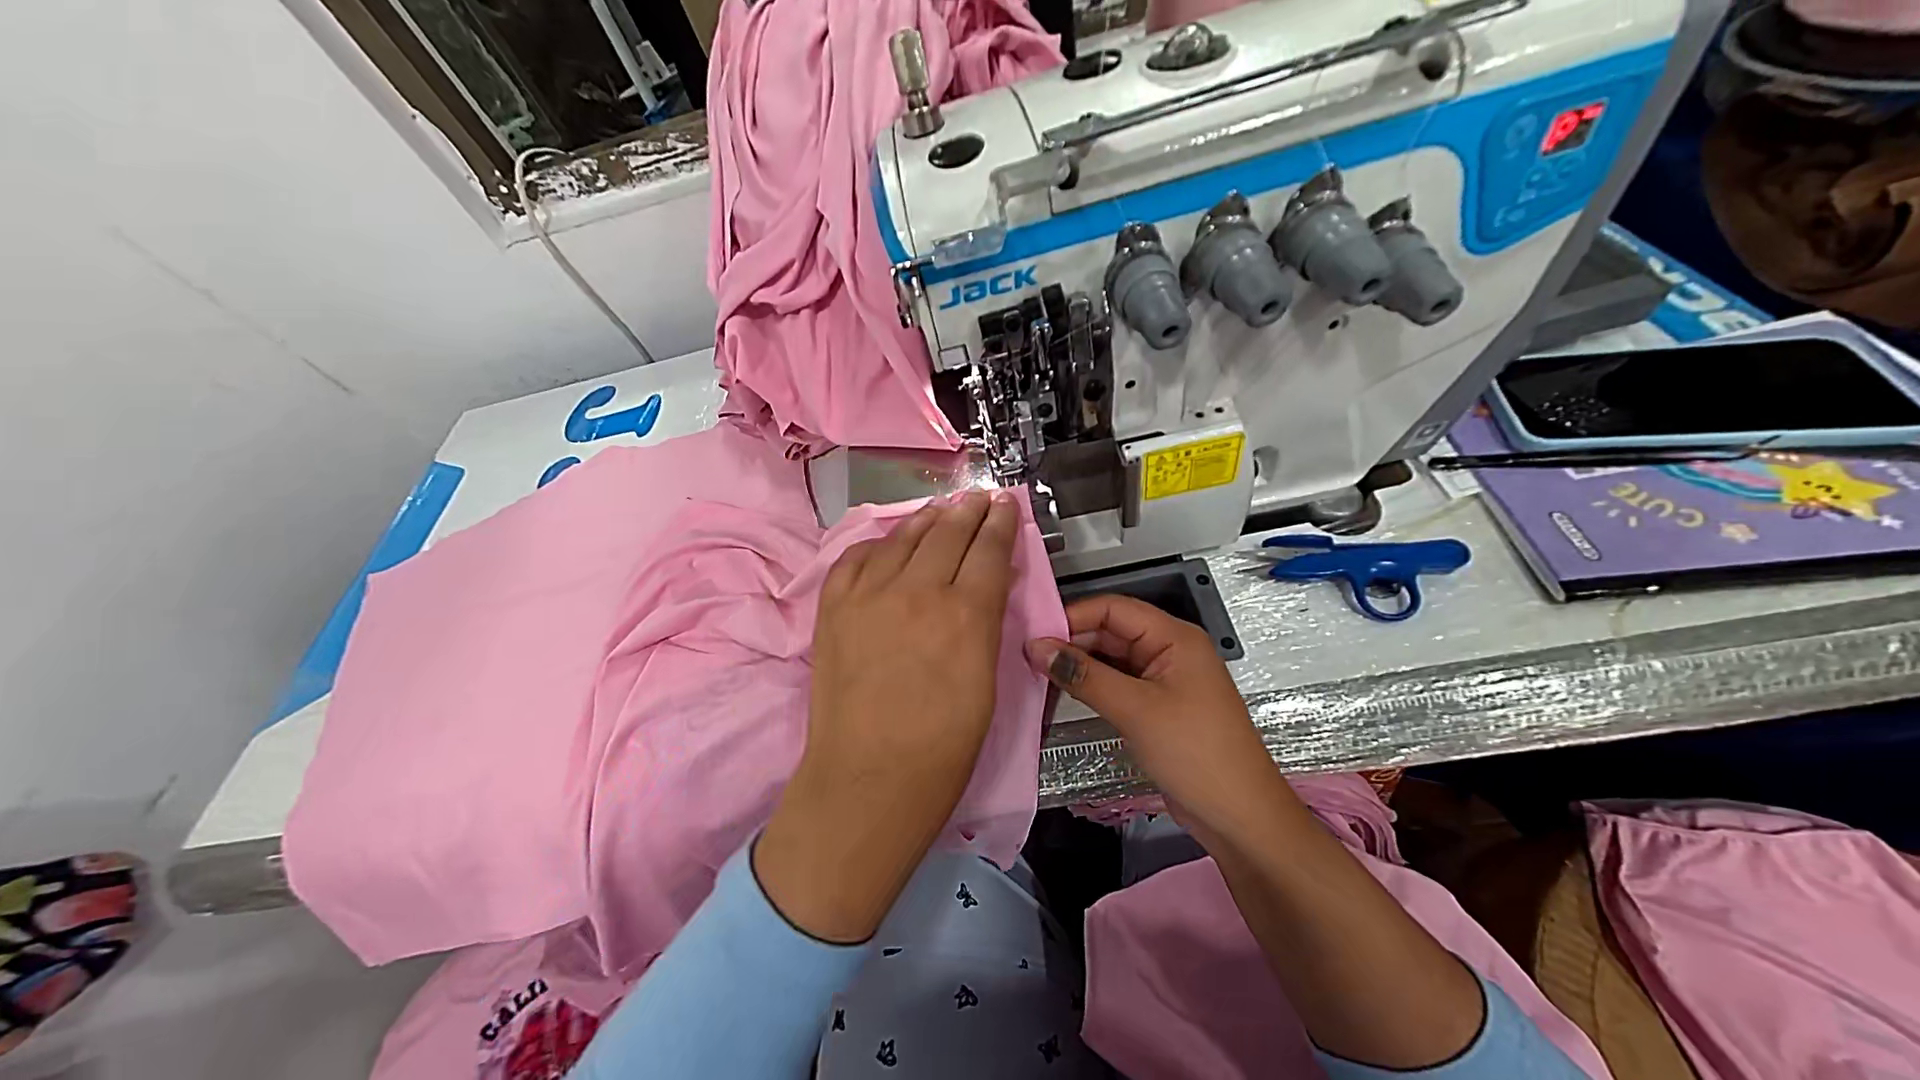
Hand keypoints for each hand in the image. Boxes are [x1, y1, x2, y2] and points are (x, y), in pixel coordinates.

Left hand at [756, 489, 1020, 941]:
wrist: (867, 780)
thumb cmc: (942, 749)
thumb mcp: (986, 684)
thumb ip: (987, 625)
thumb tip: (989, 585)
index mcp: (965, 615)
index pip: (988, 550)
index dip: (1000, 524)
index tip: (1004, 506)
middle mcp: (917, 592)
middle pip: (947, 533)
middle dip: (968, 511)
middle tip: (977, 499)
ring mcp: (869, 596)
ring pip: (902, 538)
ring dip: (926, 519)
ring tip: (940, 509)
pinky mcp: (833, 608)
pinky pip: (855, 558)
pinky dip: (876, 545)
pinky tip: (887, 543)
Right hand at [1031, 598, 1485, 1067]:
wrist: (1239, 816)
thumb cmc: (1194, 753)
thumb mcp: (1135, 709)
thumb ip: (1084, 674)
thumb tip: (1036, 647)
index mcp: (1173, 637)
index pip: (1114, 608)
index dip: (1073, 616)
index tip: (1032, 633)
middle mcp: (1167, 649)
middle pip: (1111, 631)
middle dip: (1071, 641)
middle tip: (1025, 656)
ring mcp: (1162, 679)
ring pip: (1111, 658)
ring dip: (1078, 664)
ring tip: (1034, 672)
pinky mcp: (1156, 706)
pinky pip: (1117, 683)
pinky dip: (1091, 685)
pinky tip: (1060, 692)